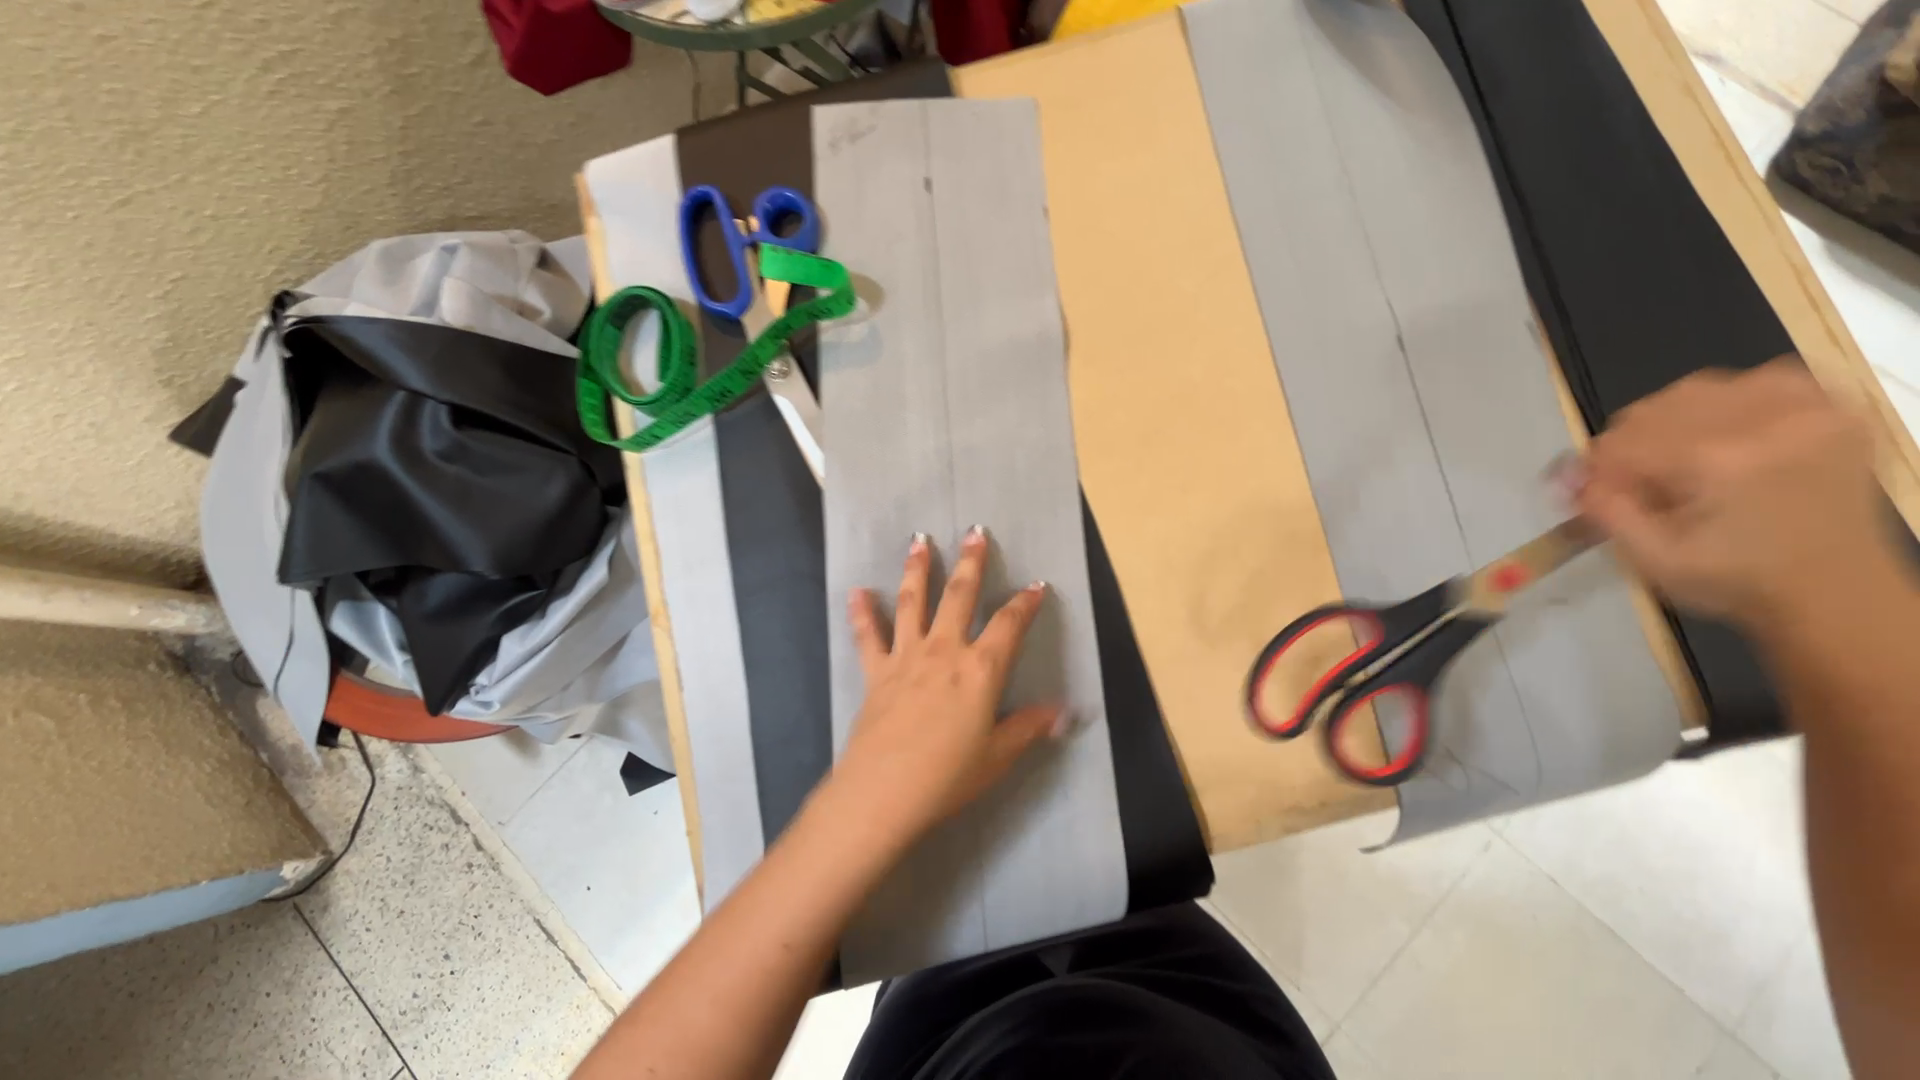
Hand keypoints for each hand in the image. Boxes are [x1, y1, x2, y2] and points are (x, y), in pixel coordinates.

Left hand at [827, 525, 1063, 844]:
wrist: (884, 790)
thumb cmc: (949, 776)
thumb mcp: (998, 755)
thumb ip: (1028, 728)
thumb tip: (1065, 713)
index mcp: (981, 669)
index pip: (1009, 626)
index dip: (1025, 603)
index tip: (1036, 584)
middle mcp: (944, 651)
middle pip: (960, 596)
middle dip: (971, 563)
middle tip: (974, 532)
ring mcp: (906, 657)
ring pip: (913, 602)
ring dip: (918, 569)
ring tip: (919, 540)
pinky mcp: (876, 672)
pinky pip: (868, 635)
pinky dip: (862, 612)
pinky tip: (856, 591)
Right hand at [1577, 360, 1893, 624]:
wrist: (1835, 589)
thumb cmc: (1736, 581)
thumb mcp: (1653, 559)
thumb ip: (1605, 511)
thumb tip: (1568, 474)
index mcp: (1716, 463)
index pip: (1622, 442)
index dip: (1596, 468)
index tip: (1590, 492)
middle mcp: (1761, 424)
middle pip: (1654, 410)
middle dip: (1631, 445)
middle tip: (1634, 482)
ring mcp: (1803, 410)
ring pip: (1697, 389)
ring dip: (1674, 421)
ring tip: (1678, 457)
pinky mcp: (1831, 408)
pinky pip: (1761, 377)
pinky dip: (1732, 399)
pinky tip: (1728, 429)